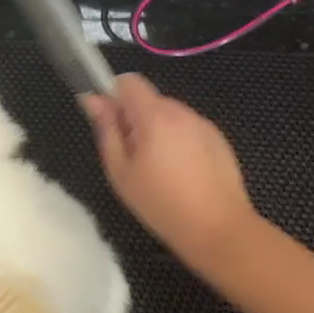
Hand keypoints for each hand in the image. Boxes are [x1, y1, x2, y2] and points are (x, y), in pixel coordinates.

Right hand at [82, 73, 258, 273]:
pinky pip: (189, 129)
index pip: (128, 81)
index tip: (113, 125)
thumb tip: (93, 100)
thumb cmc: (161, 204)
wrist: (220, 231)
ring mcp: (204, 125)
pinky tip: (183, 174)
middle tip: (133, 156)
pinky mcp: (220, 140)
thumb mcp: (121, 171)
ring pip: (169, 115)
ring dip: (158, 130)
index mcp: (154, 116)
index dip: (115, 97)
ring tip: (160, 169)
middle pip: (149, 99)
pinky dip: (179, 142)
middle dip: (136, 118)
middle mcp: (181, 112)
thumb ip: (106, 130)